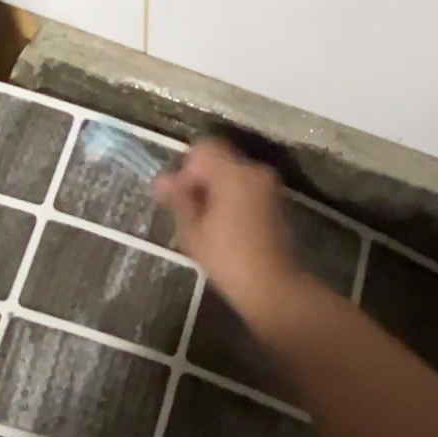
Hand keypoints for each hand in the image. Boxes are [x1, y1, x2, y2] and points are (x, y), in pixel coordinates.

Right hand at [152, 139, 297, 304]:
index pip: (203, 149)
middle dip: (200, 179)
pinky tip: (224, 226)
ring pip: (233, 174)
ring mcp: (269, 186)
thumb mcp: (193, 231)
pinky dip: (232, 197)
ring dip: (216, 189)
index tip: (180, 196)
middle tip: (187, 211)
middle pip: (218, 160)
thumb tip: (161, 180)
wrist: (273, 287)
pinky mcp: (277, 201)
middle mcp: (255, 171)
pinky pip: (247, 187)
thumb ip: (177, 199)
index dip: (186, 168)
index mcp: (234, 173)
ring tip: (204, 221)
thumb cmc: (228, 258)